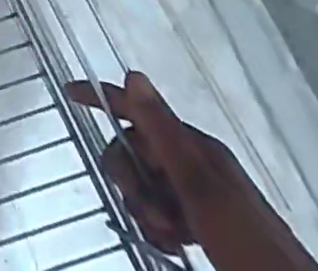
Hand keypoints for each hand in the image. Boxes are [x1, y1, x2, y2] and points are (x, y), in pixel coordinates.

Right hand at [66, 72, 317, 270]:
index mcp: (194, 148)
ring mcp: (199, 192)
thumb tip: (132, 74)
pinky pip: (160, 208)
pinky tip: (173, 243)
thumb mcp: (199, 187)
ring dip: (144, 209)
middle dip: (130, 181)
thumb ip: (162, 130)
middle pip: (134, 151)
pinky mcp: (202, 219)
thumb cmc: (247, 242)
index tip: (70, 92)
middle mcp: (195, 162)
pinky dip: (157, 226)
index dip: (102, 98)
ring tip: (168, 236)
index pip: (138, 109)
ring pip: (144, 183)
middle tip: (149, 213)